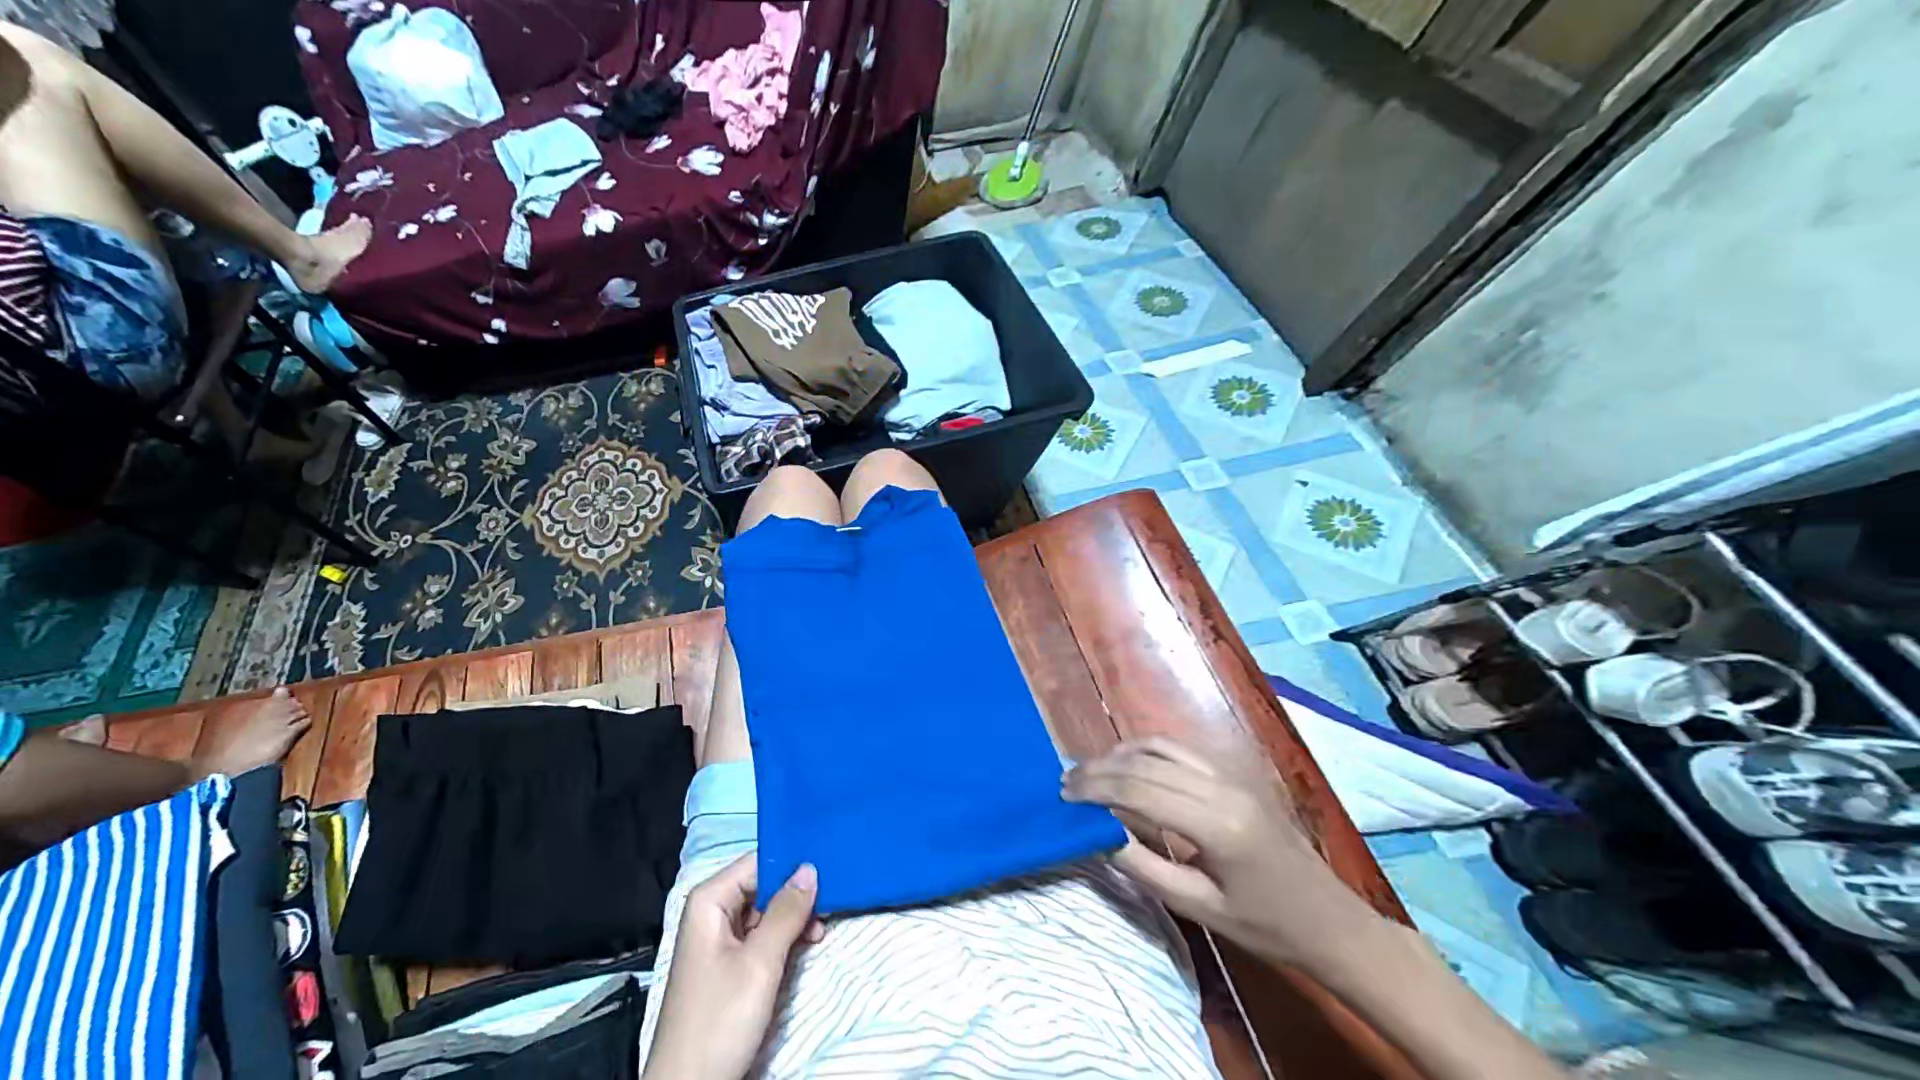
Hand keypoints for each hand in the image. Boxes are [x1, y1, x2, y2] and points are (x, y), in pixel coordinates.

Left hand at [643, 857, 822, 1079]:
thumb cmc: (719, 1021)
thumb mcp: (760, 963)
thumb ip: (787, 912)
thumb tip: (810, 868)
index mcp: (710, 901)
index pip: (758, 862)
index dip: (792, 863)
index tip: (829, 869)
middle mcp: (712, 912)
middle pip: (762, 884)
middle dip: (796, 893)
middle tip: (832, 902)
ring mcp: (719, 940)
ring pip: (766, 910)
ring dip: (794, 917)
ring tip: (822, 930)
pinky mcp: (729, 964)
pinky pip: (761, 935)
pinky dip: (785, 937)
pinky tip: (808, 943)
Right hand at [1063, 737, 1374, 970]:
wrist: (1331, 922)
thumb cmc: (1266, 926)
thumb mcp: (1199, 907)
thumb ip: (1144, 866)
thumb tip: (1098, 834)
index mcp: (1217, 823)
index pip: (1139, 789)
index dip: (1096, 788)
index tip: (1063, 794)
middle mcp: (1222, 786)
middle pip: (1145, 763)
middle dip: (1100, 769)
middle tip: (1066, 783)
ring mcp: (1231, 775)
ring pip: (1162, 747)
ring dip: (1121, 755)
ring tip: (1090, 774)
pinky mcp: (1235, 775)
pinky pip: (1181, 752)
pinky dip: (1146, 754)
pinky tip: (1129, 769)